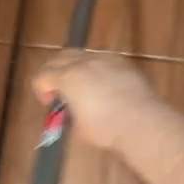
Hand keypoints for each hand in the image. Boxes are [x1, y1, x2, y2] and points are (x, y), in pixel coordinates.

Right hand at [31, 50, 159, 149]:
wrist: (142, 122)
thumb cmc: (106, 129)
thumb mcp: (78, 126)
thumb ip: (69, 112)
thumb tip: (73, 109)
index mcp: (67, 78)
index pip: (41, 76)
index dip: (42, 91)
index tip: (52, 105)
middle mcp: (82, 63)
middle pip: (57, 59)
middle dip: (54, 74)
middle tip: (62, 92)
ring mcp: (104, 59)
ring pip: (80, 54)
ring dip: (74, 67)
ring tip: (84, 86)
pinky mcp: (121, 62)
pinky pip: (101, 58)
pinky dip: (95, 67)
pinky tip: (104, 83)